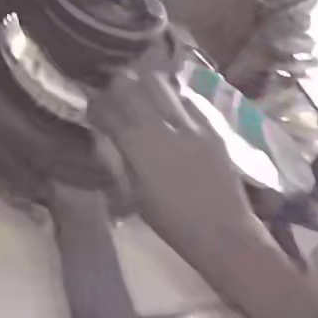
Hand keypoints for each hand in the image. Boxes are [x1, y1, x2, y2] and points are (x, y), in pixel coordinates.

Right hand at [88, 51, 257, 252]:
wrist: (225, 234)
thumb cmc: (171, 221)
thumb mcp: (133, 193)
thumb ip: (120, 158)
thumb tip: (108, 137)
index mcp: (135, 145)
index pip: (106, 109)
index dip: (94, 105)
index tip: (92, 109)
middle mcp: (159, 126)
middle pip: (129, 86)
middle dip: (115, 86)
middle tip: (113, 94)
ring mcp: (188, 124)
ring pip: (159, 83)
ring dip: (143, 83)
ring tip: (140, 90)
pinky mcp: (211, 127)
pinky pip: (186, 100)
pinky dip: (172, 98)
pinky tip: (170, 107)